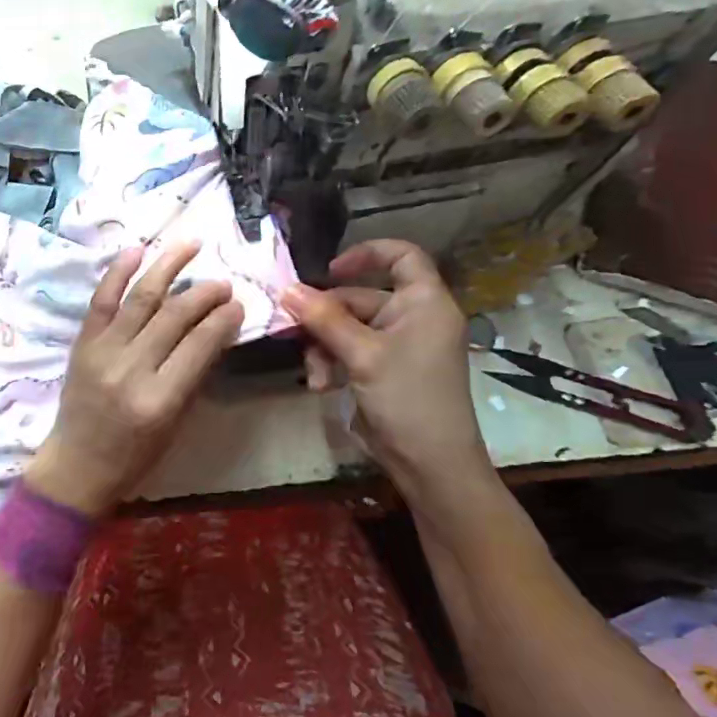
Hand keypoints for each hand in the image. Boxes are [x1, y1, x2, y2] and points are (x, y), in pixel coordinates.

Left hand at [26, 241, 244, 516]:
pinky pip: (101, 300)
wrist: (77, 465)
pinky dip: (118, 272)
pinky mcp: (81, 344)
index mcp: (160, 399)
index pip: (200, 344)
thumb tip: (217, 331)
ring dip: (168, 267)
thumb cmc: (135, 456)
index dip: (223, 319)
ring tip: (192, 245)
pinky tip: (138, 250)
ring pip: (140, 299)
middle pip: (174, 316)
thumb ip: (195, 376)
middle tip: (223, 284)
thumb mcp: (176, 424)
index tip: (238, 304)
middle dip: (204, 294)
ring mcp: (101, 353)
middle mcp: (130, 370)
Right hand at [280, 240, 490, 489]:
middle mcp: (412, 317)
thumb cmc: (407, 397)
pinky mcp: (383, 371)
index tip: (328, 271)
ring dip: (324, 349)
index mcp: (423, 302)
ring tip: (315, 377)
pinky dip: (332, 365)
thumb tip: (286, 289)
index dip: (366, 254)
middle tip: (293, 333)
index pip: (401, 256)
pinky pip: (350, 353)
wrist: (430, 462)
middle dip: (325, 320)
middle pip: (359, 298)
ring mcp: (398, 346)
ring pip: (347, 329)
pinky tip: (321, 387)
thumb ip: (324, 319)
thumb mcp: (362, 354)